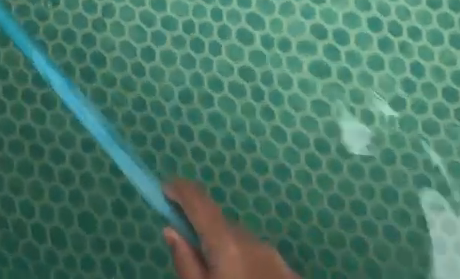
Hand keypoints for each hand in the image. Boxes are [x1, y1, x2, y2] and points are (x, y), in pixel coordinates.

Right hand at [163, 181, 299, 278]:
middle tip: (192, 253)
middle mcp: (255, 244)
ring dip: (227, 250)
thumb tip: (173, 231)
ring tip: (221, 277)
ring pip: (243, 242)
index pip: (198, 199)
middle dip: (203, 230)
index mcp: (227, 246)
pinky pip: (263, 260)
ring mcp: (280, 261)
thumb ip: (185, 262)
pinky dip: (249, 266)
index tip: (164, 193)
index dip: (179, 189)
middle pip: (221, 224)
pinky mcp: (295, 277)